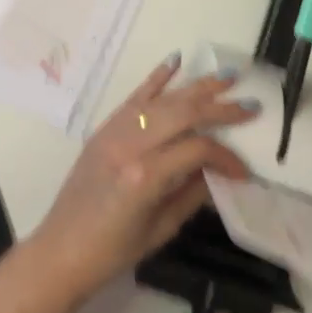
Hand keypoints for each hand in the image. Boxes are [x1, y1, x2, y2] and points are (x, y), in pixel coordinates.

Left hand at [28, 55, 256, 300]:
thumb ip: (191, 195)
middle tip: (251, 106)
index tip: (244, 172)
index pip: (198, 149)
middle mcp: (130, 145)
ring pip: (162, 100)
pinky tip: (176, 60)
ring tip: (228, 77)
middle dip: (220, 107)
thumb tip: (218, 171)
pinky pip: (134, 97)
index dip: (226, 157)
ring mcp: (114, 132)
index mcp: (145, 175)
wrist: (60, 249)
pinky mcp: (104, 128)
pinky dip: (156, 77)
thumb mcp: (160, 229)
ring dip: (196, 86)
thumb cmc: (112, 252)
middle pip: (183, 113)